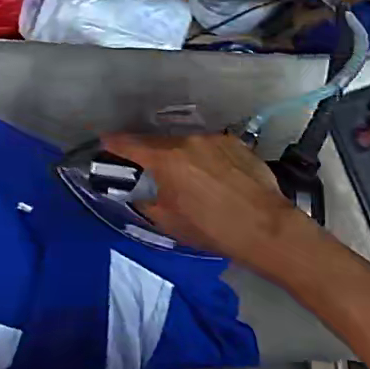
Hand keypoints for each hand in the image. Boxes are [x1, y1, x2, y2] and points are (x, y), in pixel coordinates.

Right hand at [101, 132, 313, 266]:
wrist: (264, 225)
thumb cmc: (212, 229)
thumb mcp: (169, 222)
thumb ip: (148, 201)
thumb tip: (142, 191)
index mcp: (168, 159)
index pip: (132, 145)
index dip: (115, 144)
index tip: (105, 142)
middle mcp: (190, 141)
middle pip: (161, 142)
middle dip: (151, 153)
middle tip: (147, 167)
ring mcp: (216, 139)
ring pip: (188, 143)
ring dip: (181, 155)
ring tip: (186, 175)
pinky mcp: (237, 143)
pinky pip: (211, 147)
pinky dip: (205, 157)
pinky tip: (213, 176)